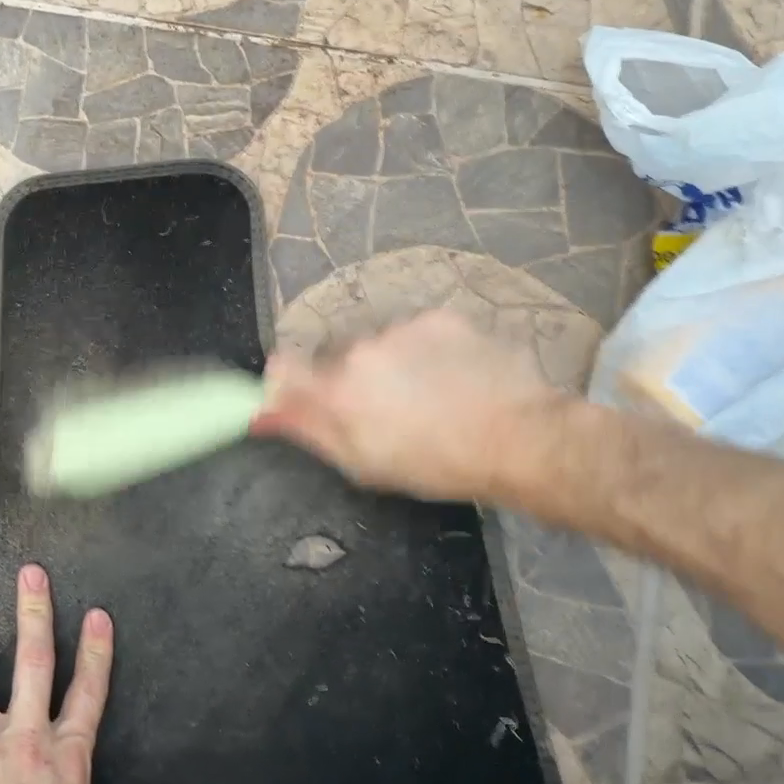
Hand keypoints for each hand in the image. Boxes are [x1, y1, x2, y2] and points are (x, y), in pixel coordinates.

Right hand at [254, 309, 570, 502]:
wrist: (524, 440)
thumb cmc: (437, 463)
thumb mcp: (361, 462)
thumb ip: (306, 430)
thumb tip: (260, 413)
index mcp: (334, 389)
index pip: (283, 367)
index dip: (290, 380)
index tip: (306, 395)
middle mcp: (357, 350)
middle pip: (336, 358)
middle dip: (353, 379)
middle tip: (388, 412)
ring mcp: (400, 330)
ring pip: (378, 345)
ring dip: (391, 365)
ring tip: (431, 397)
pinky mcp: (438, 319)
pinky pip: (417, 333)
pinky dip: (426, 351)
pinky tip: (454, 378)